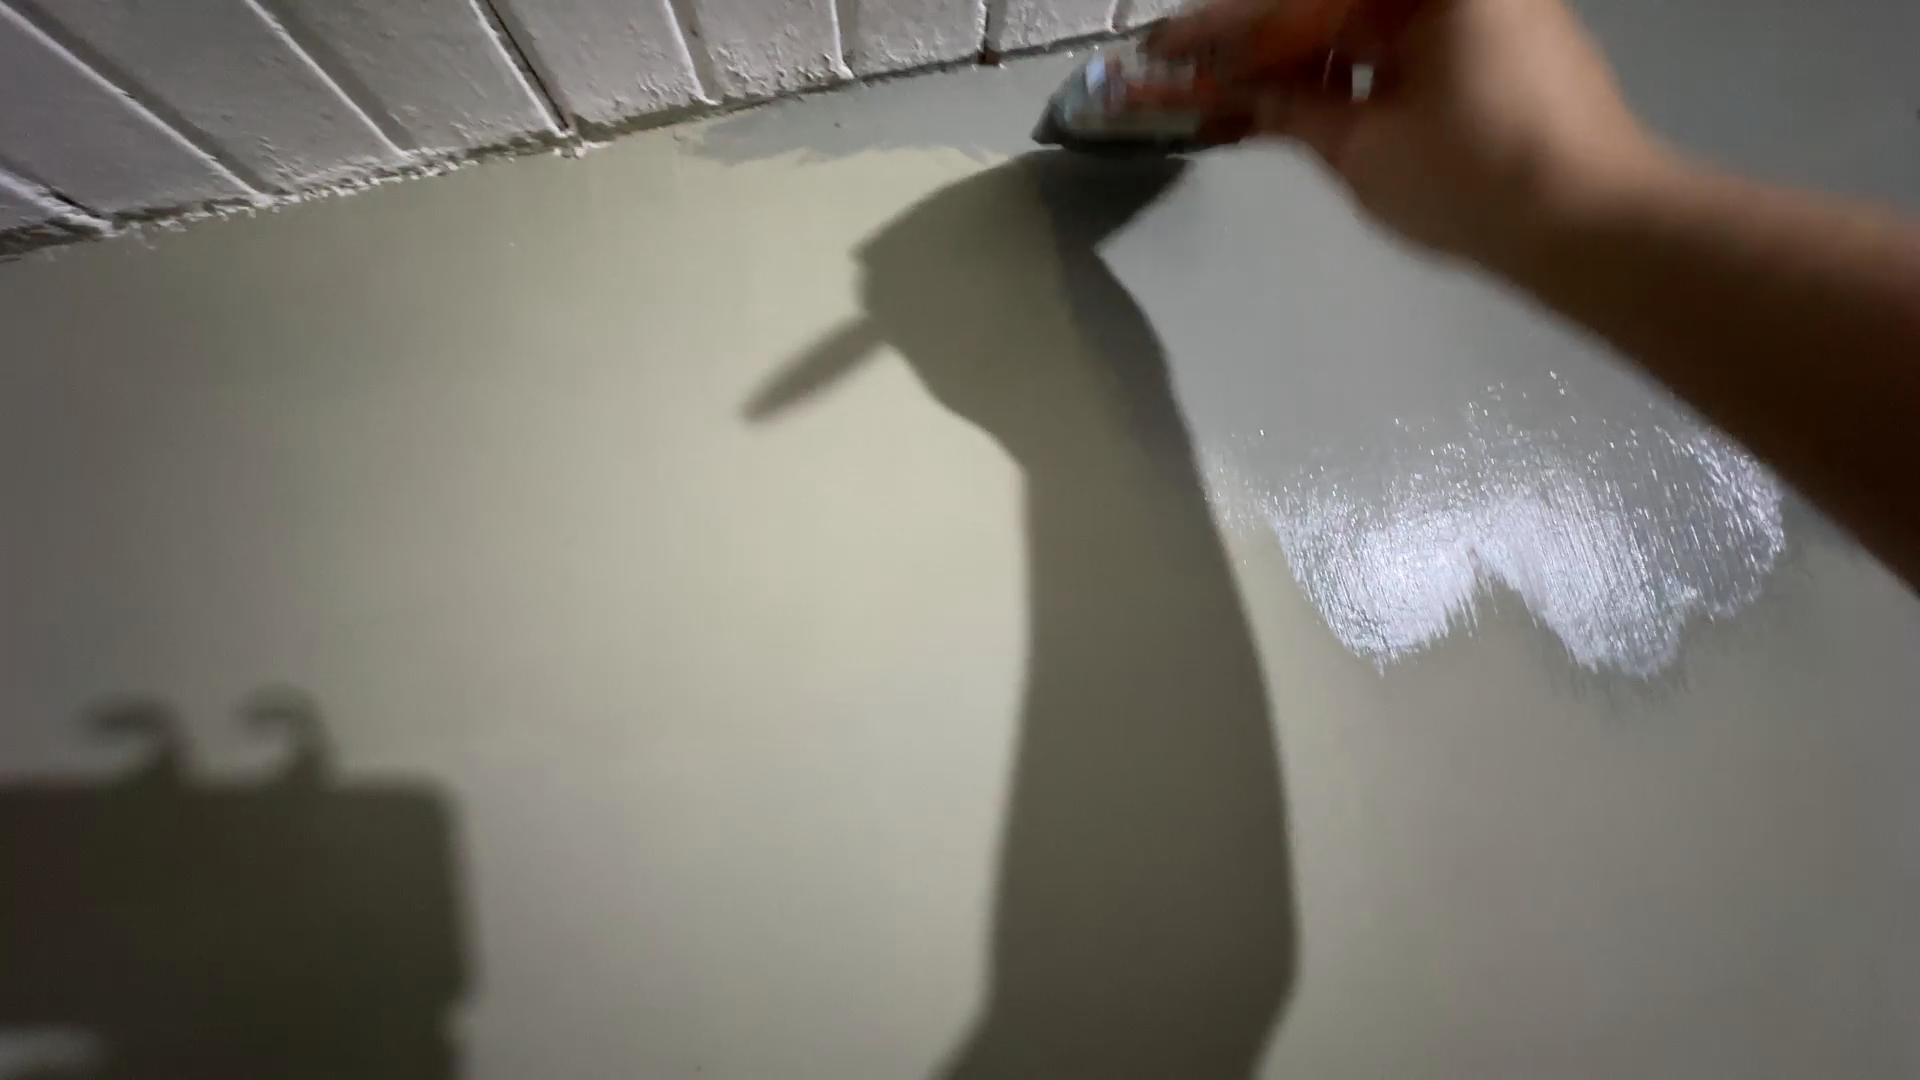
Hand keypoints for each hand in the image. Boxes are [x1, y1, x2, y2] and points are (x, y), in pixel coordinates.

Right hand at [1149, 0, 1672, 267]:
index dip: (1232, 21)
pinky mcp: (1483, 42)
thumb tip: (1238, 98)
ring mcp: (1475, 8)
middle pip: (1336, 0)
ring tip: (1234, 89)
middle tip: (1198, 65)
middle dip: (1264, 34)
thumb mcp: (1363, 147)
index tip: (1171, 41)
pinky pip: (1393, 42)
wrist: (1581, 218)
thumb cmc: (1470, 174)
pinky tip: (1295, 95)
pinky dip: (1344, 68)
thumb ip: (1294, 112)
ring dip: (1299, 53)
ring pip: (1362, 18)